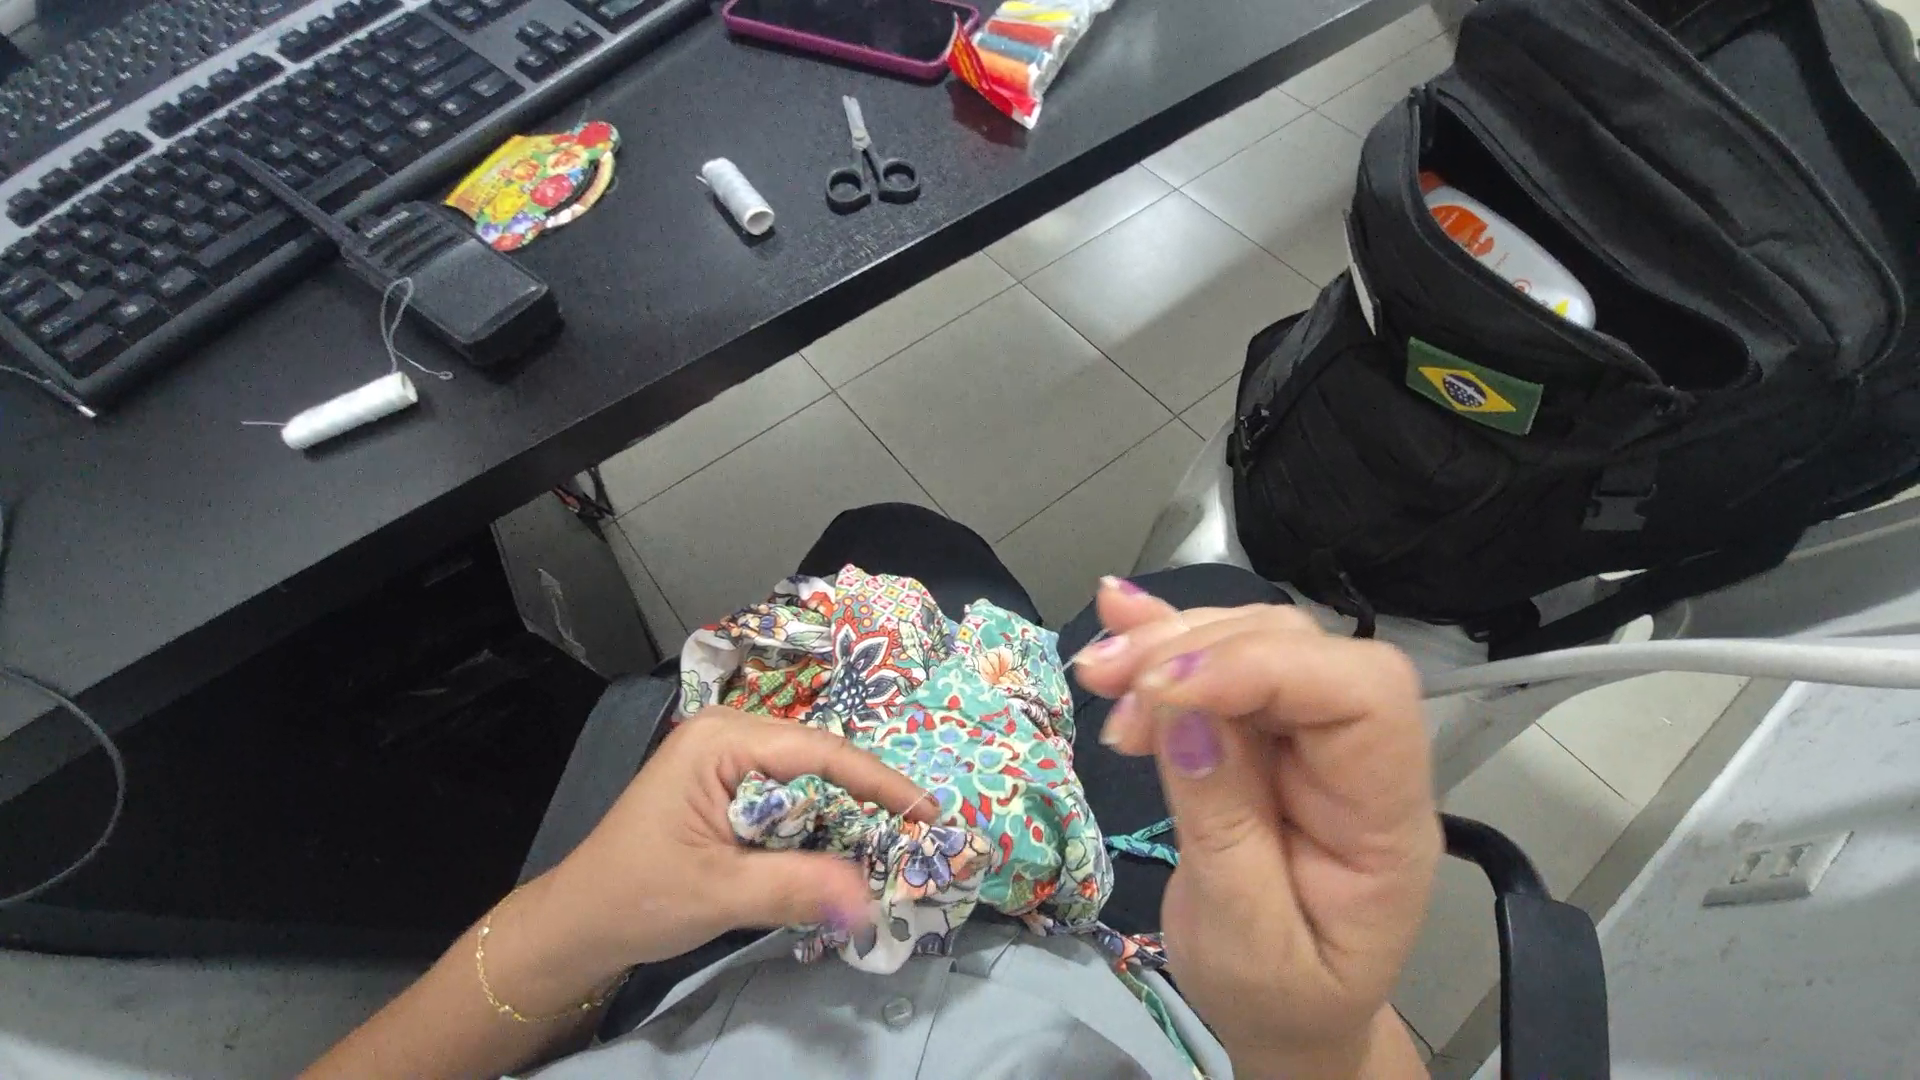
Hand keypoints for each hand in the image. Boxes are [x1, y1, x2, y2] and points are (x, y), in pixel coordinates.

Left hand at [523, 707, 933, 985]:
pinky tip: (841, 838)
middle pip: (817, 756)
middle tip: (916, 830)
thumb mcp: (720, 893)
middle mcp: (728, 729)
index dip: (879, 781)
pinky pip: (788, 787)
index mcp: (721, 739)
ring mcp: (726, 750)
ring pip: (807, 772)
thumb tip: (873, 899)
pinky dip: (818, 815)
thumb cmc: (638, 898)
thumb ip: (798, 887)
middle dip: (866, 794)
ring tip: (892, 835)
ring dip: (845, 806)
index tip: (928, 810)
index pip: (819, 751)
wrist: (578, 922)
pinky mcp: (726, 777)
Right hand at [1071, 580, 1440, 1077]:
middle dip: (1193, 649)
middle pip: (1295, 649)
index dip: (1263, 668)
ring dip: (1166, 643)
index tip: (1160, 691)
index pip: (1362, 697)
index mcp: (1386, 817)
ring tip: (1096, 672)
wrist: (1285, 1015)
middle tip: (1104, 681)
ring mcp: (1307, 735)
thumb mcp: (1245, 937)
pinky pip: (1217, 662)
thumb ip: (1221, 822)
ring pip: (1249, 640)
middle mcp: (1356, 755)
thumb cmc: (1279, 995)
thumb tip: (1179, 711)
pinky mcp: (1259, 727)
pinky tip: (1119, 613)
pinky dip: (1165, 635)